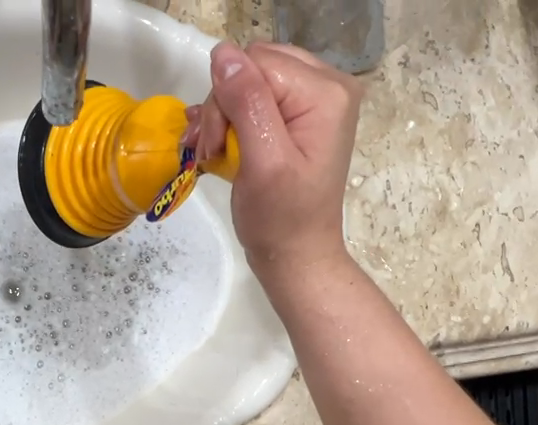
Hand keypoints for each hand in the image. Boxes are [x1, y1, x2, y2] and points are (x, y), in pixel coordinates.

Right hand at [183, 42, 362, 292]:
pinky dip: (232, 121)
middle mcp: (327, 86)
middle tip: (210, 151)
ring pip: (251, 82)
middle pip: (255, 67)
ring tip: (211, 153)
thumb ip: (247, 103)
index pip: (257, 64)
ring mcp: (315, 102)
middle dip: (223, 106)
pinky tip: (218, 146)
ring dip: (222, 116)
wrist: (297, 257)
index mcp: (325, 92)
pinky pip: (258, 100)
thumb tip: (223, 53)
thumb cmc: (280, 220)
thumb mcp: (262, 161)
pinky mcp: (300, 119)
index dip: (224, 100)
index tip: (212, 147)